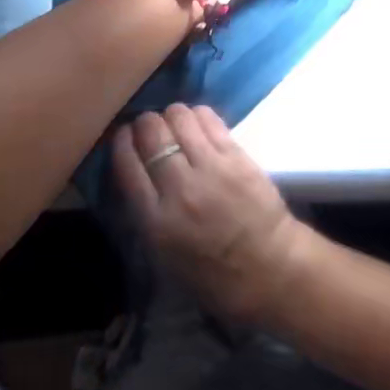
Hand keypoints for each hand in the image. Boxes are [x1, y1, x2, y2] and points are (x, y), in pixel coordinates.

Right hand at [112, 104, 313, 323]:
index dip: (121, 142)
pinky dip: (197, 114)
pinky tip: (196, 120)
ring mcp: (210, 168)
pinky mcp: (236, 156)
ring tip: (174, 121)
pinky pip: (209, 120)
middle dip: (145, 123)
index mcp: (156, 220)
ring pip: (180, 118)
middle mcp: (179, 188)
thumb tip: (135, 172)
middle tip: (149, 126)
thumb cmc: (214, 274)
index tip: (122, 135)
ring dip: (172, 115)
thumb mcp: (163, 254)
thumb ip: (145, 212)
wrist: (269, 269)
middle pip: (151, 134)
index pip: (127, 165)